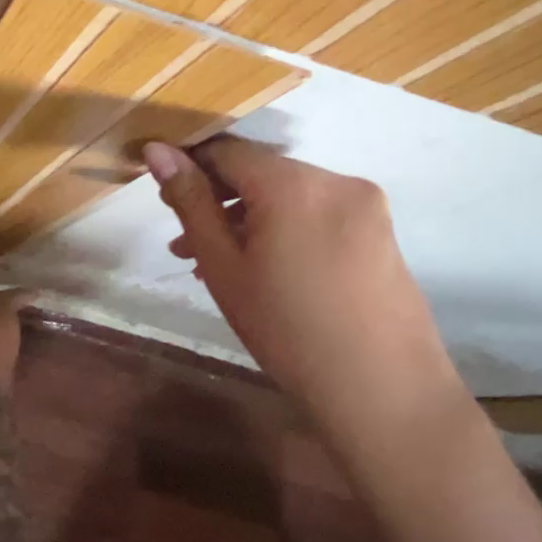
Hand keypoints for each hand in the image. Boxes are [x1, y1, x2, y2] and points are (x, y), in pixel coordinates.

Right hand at [142, 139, 463, 435]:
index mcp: (292, 183)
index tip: (163, 199)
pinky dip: (285, 229)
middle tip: (186, 243)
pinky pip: (318, 214)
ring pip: (288, 195)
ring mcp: (365, 205)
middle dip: (219, 199)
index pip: (226, 150)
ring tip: (219, 264)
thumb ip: (190, 202)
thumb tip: (157, 149)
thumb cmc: (288, 330)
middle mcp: (334, 180)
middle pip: (259, 171)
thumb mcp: (223, 266)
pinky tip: (267, 270)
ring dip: (250, 217)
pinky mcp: (381, 232)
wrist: (385, 392)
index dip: (189, 166)